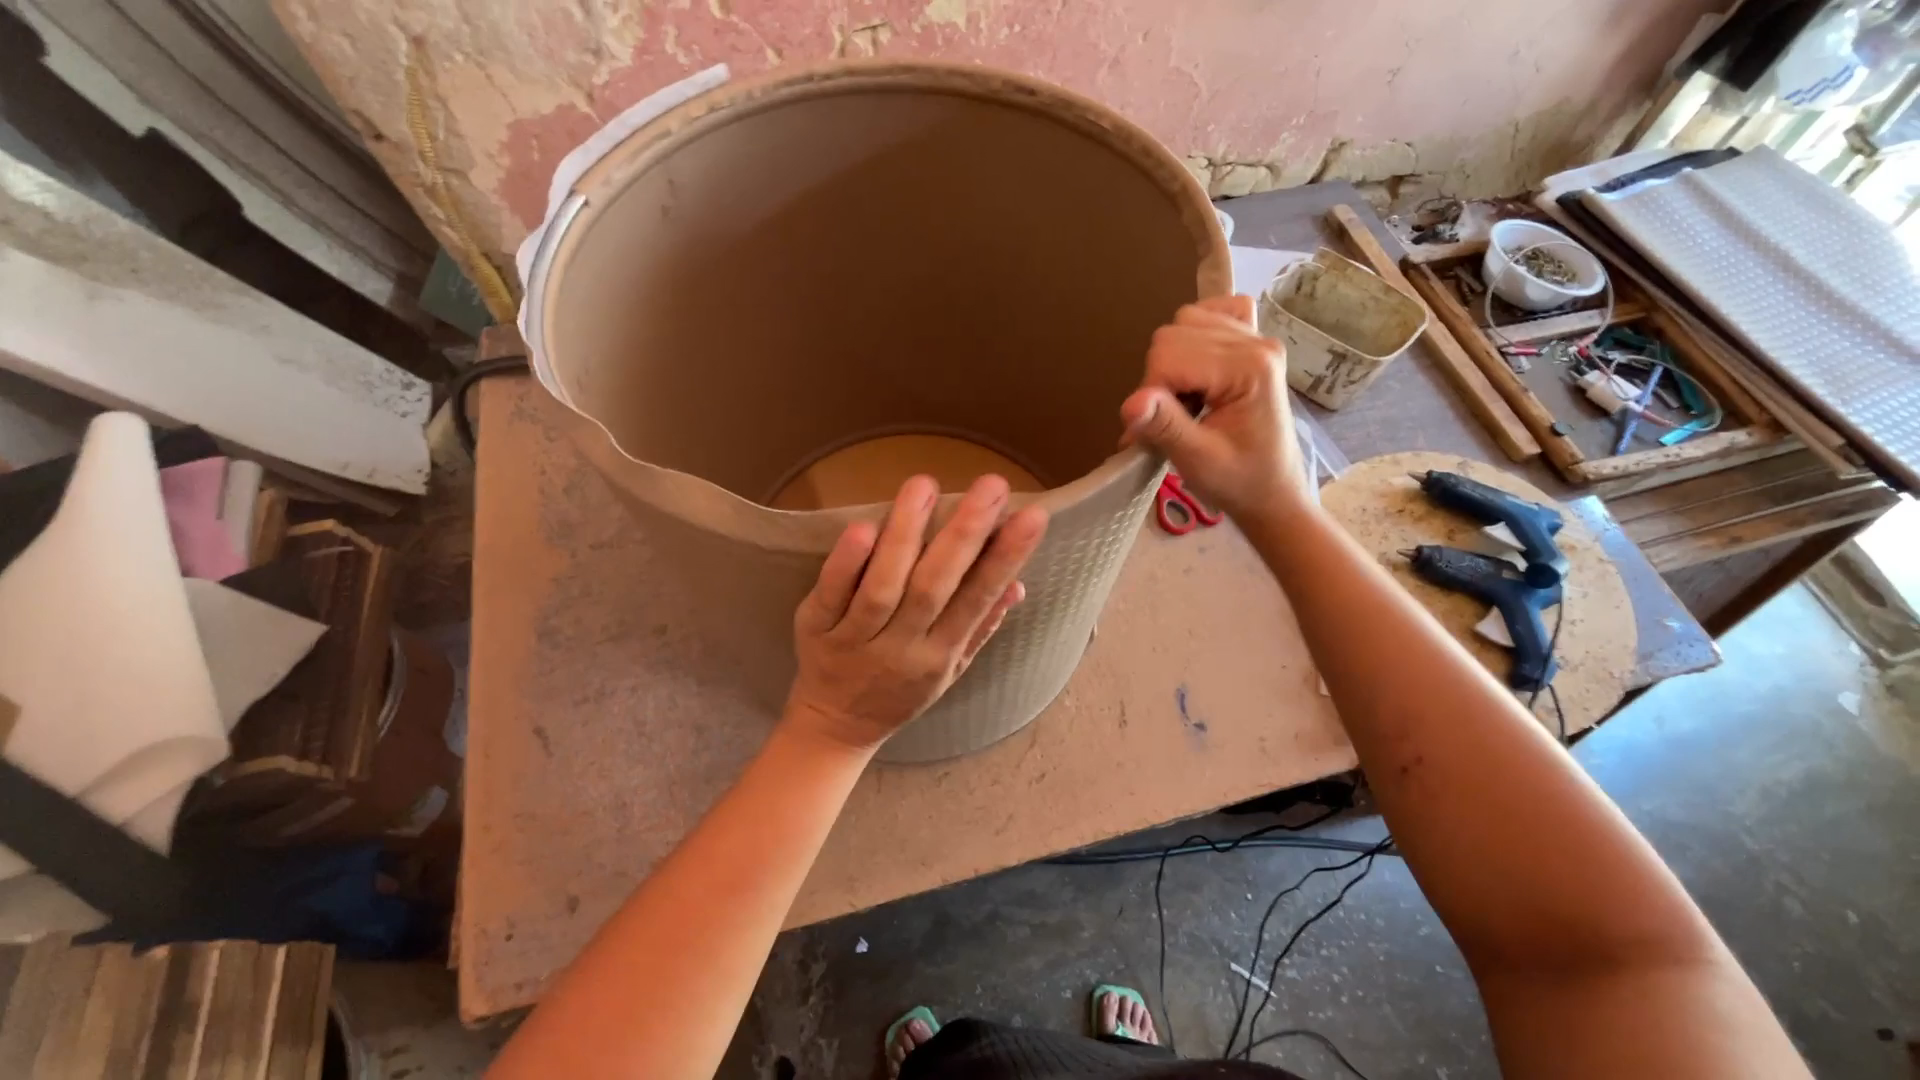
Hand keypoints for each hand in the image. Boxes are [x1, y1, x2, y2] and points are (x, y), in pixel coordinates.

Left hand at [784, 474, 1047, 752]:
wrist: (836, 726)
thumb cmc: (901, 692)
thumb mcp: (951, 668)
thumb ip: (982, 625)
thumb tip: (1018, 584)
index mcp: (939, 655)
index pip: (977, 600)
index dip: (1005, 558)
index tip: (1032, 517)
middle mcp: (901, 648)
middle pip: (934, 588)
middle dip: (965, 535)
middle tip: (992, 485)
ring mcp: (856, 640)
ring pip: (883, 587)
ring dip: (905, 535)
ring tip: (925, 485)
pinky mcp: (815, 629)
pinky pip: (830, 595)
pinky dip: (846, 564)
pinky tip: (863, 528)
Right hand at [1118, 295, 1308, 525]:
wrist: (1273, 493)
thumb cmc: (1239, 481)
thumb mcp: (1198, 461)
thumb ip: (1165, 426)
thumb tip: (1130, 403)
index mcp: (1250, 368)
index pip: (1170, 356)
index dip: (1152, 393)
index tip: (1157, 431)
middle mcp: (1256, 343)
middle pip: (1174, 334)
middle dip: (1160, 378)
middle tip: (1172, 419)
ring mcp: (1257, 338)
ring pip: (1186, 321)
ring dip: (1172, 361)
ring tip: (1185, 401)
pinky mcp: (1252, 341)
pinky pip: (1213, 313)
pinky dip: (1195, 335)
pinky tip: (1197, 368)